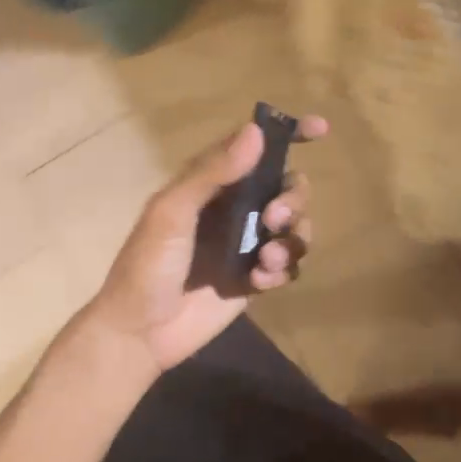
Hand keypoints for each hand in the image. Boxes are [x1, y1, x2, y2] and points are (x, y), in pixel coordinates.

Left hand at [80, 115, 326, 373]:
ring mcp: (246, 244)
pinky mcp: (254, 279)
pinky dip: (282, 270)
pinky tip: (258, 282)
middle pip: (287, 188)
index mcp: (211, 184)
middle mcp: (234, 209)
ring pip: (295, 227)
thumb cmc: (146, 264)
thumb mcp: (172, 212)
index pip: (255, 149)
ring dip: (292, 239)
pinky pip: (289, 266)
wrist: (140, 332)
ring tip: (266, 261)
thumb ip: (212, 172)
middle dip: (293, 200)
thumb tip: (255, 131)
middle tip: (273, 220)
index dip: (289, 135)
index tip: (320, 128)